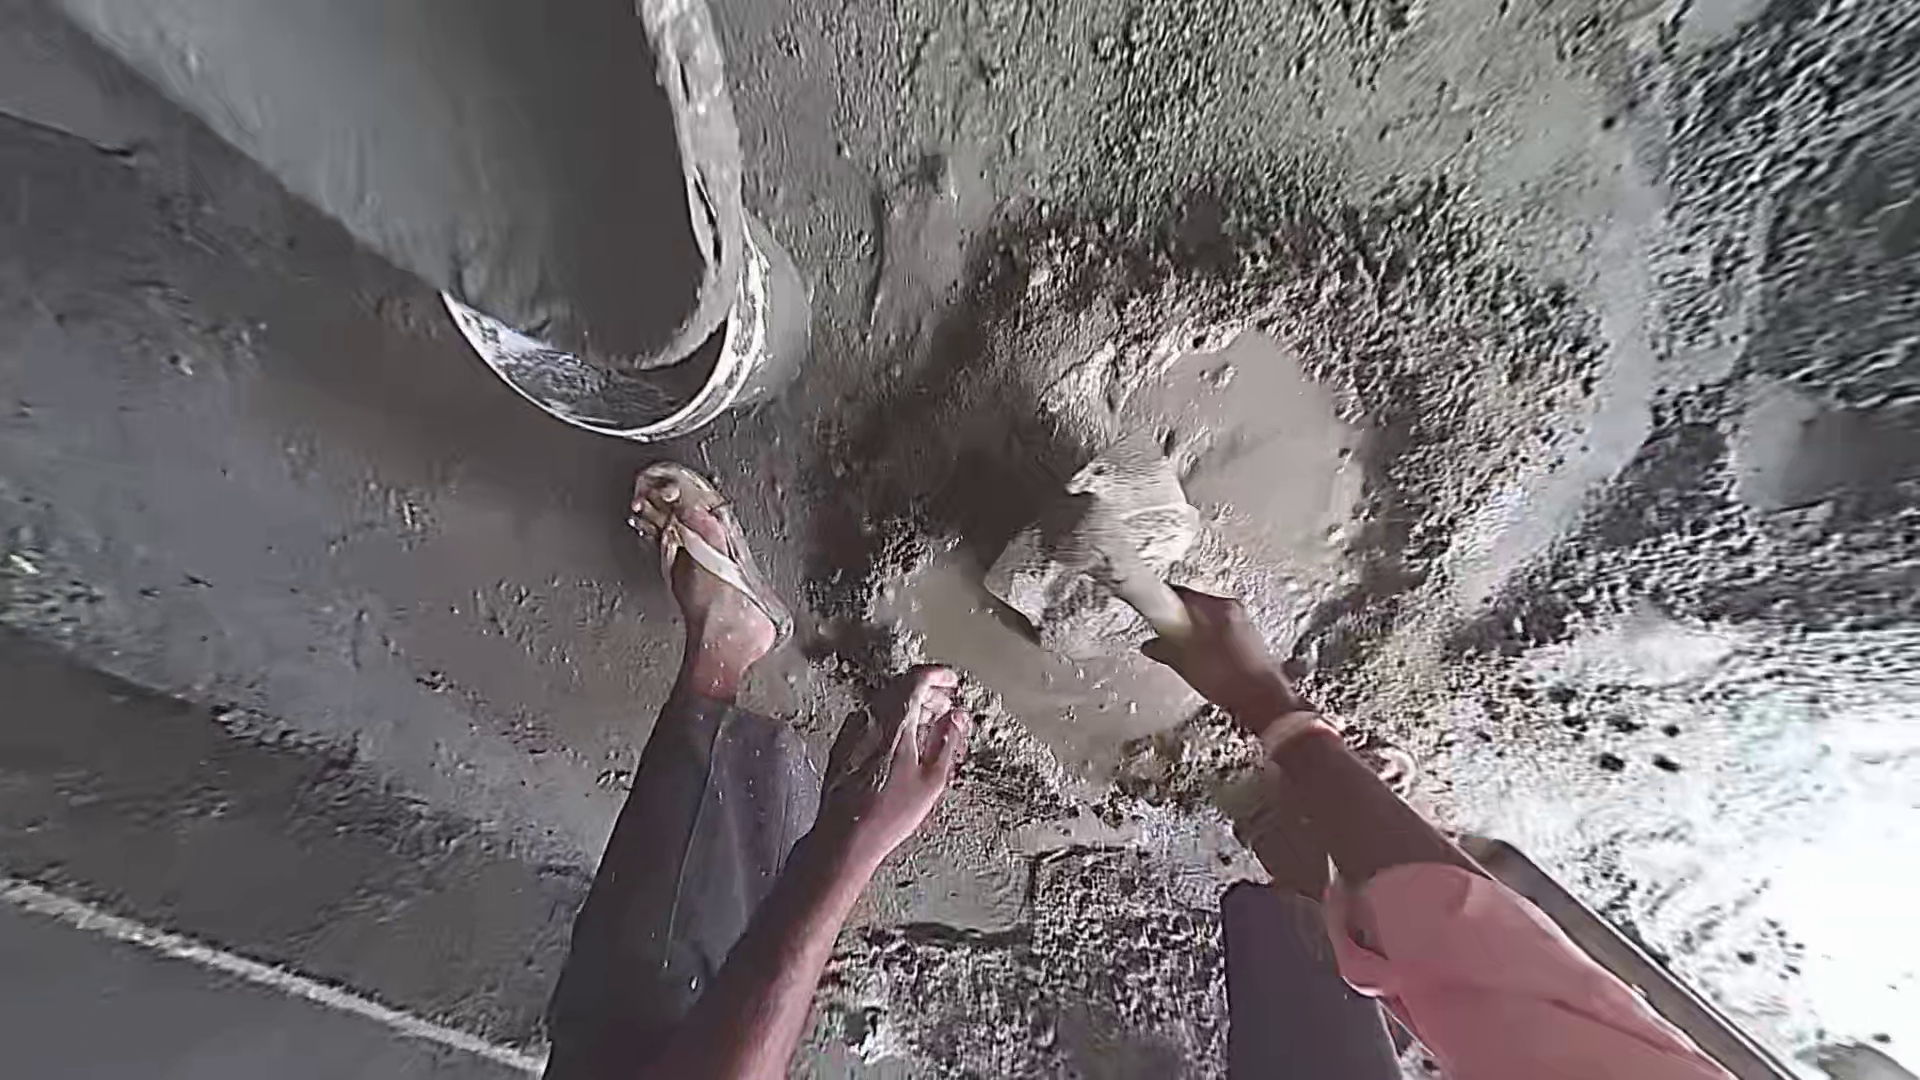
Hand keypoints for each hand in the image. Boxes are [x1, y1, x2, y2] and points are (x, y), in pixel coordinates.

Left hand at [819, 665, 972, 872]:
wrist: (844, 837)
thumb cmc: (888, 813)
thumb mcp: (932, 779)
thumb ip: (948, 740)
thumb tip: (958, 717)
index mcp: (894, 720)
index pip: (916, 679)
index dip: (938, 674)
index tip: (952, 680)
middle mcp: (871, 718)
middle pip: (901, 688)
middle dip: (928, 691)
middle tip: (946, 704)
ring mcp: (854, 730)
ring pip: (887, 702)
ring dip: (911, 706)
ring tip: (930, 724)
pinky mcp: (845, 744)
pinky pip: (873, 719)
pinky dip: (893, 719)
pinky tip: (904, 740)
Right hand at [1141, 588, 1309, 732]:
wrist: (1263, 703)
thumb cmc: (1229, 679)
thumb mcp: (1184, 662)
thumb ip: (1163, 648)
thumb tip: (1151, 645)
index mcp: (1217, 607)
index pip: (1179, 593)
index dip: (1160, 603)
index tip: (1150, 613)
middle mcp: (1233, 611)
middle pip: (1194, 607)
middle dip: (1176, 621)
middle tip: (1162, 636)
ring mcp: (1244, 625)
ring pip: (1208, 621)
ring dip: (1193, 633)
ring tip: (1182, 654)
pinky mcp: (1250, 642)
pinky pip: (1220, 634)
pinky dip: (1208, 643)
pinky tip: (1203, 663)